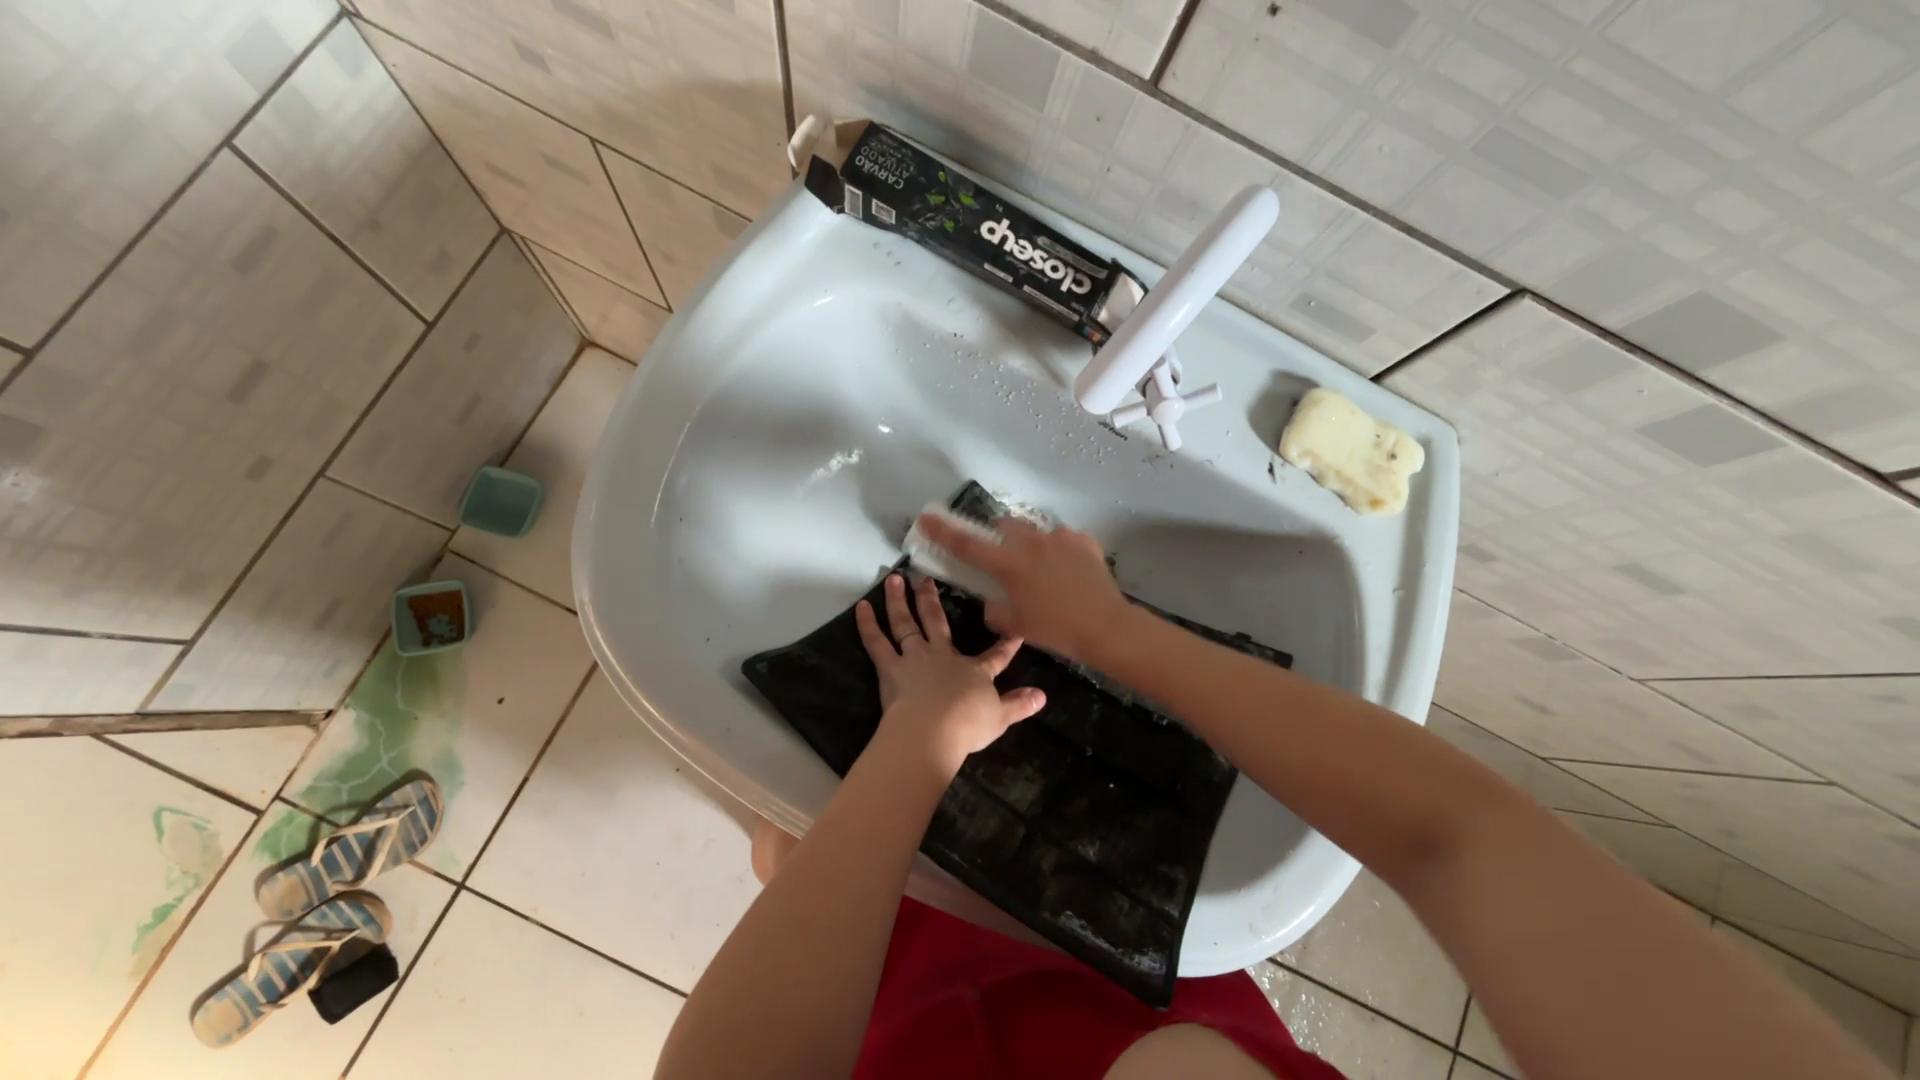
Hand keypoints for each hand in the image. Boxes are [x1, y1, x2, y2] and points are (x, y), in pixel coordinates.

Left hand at [855, 573, 1045, 775]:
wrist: (931, 731)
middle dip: (932, 599)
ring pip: (906, 623)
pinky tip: (861, 606)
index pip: (994, 657)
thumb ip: (1019, 705)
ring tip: (894, 578)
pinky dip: (867, 624)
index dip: (1006, 645)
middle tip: (925, 576)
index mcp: (974, 671)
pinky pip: (876, 642)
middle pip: (937, 622)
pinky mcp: (890, 668)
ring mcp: (915, 658)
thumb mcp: (999, 718)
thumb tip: (1043, 697)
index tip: (1015, 632)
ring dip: (899, 600)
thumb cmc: (966, 726)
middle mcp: (943, 656)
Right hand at [911, 514, 1132, 661]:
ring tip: (1043, 570)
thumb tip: (992, 600)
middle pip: (1005, 525)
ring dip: (1032, 545)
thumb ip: (994, 610)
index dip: (943, 531)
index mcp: (1009, 564)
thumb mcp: (1015, 626)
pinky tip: (1067, 572)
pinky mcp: (1084, 541)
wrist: (1105, 626)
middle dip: (1000, 535)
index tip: (926, 517)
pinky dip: (1059, 552)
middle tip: (1004, 557)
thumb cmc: (1056, 629)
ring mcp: (1060, 538)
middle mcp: (1031, 543)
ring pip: (1036, 532)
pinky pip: (1064, 540)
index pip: (967, 545)